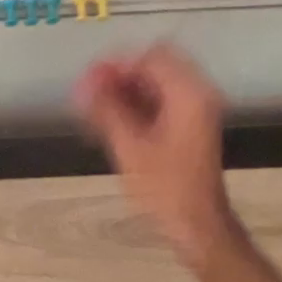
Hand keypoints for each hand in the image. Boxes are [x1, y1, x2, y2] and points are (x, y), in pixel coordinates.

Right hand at [74, 45, 239, 267]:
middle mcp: (197, 95)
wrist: (196, 223)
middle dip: (119, 78)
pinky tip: (110, 125)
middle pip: (155, 70)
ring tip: (92, 112)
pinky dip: (136, 110)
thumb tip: (84, 84)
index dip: (118, 64)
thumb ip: (107, 111)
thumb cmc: (164, 188)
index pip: (152, 58)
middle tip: (86, 95)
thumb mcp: (130, 148)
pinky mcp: (189, 131)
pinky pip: (160, 107)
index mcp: (188, 94)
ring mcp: (195, 113)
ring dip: (125, 95)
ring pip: (156, 89)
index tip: (88, 79)